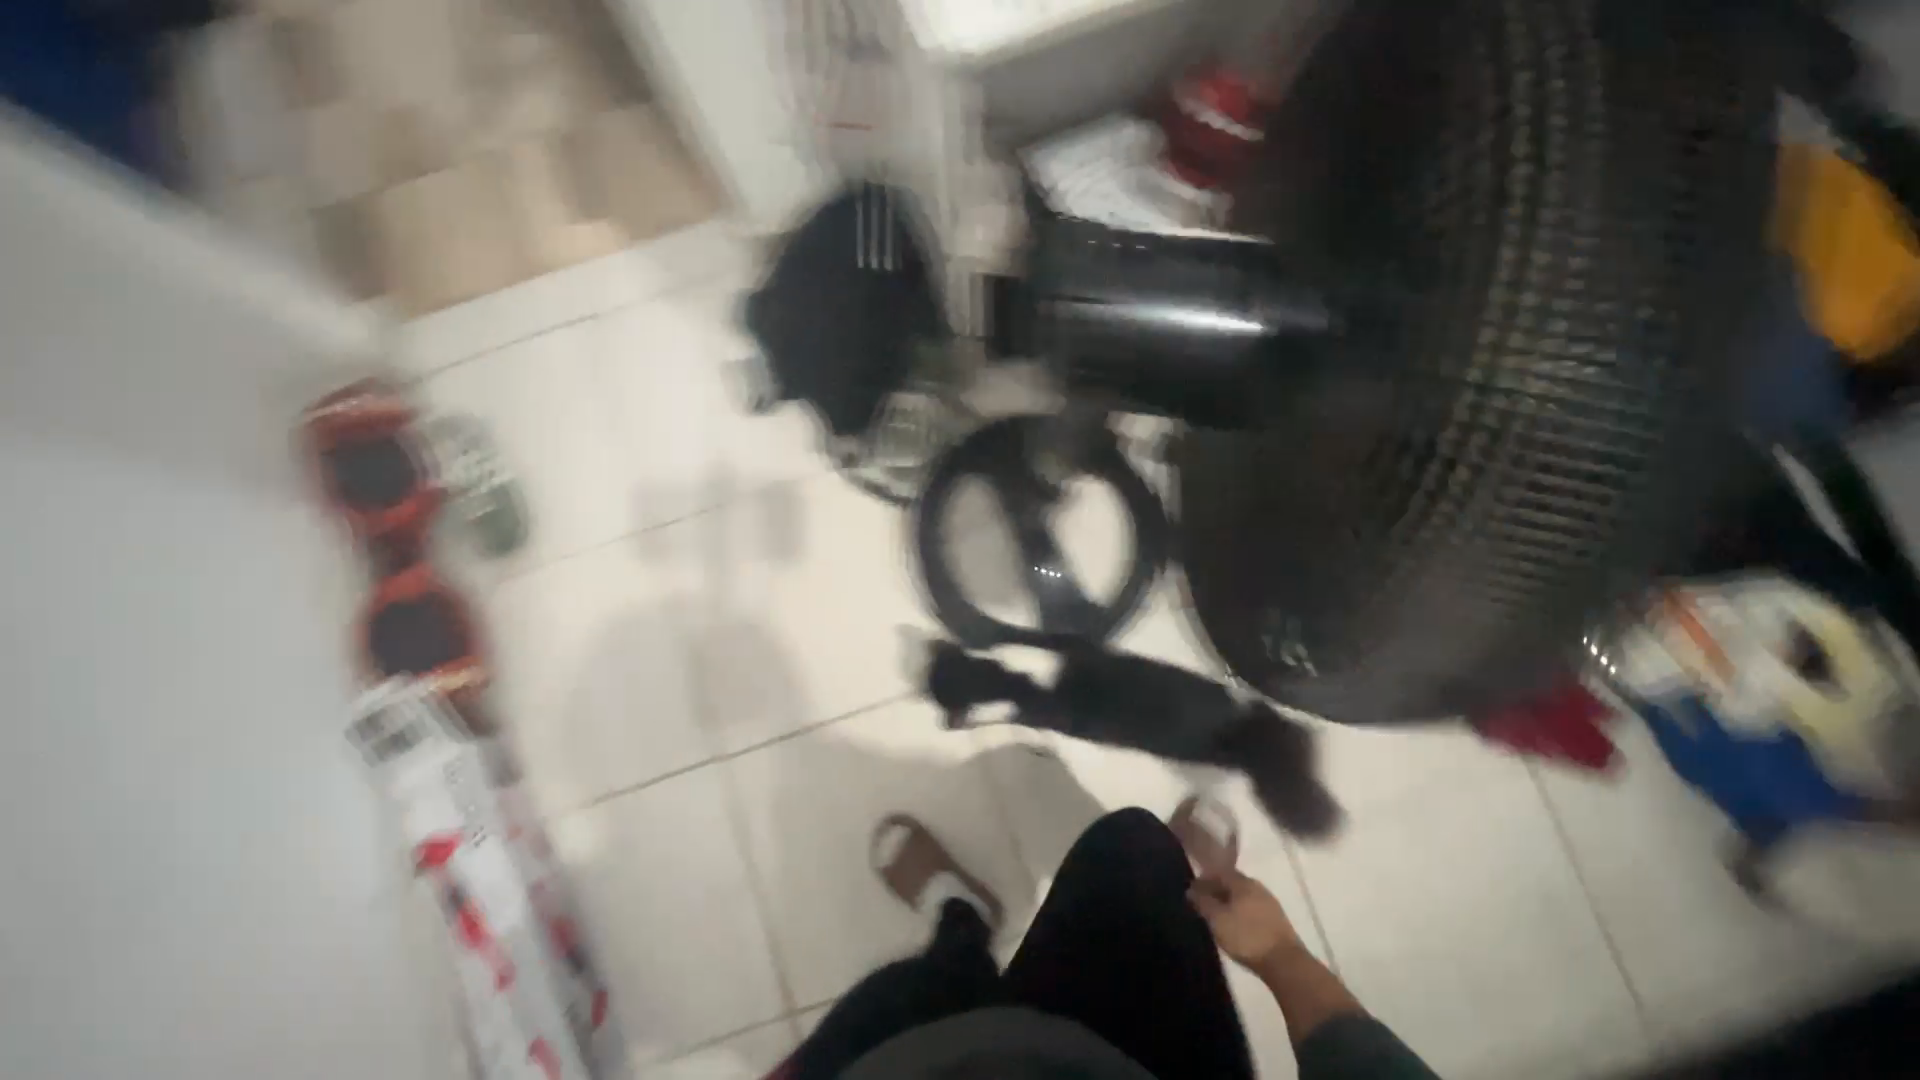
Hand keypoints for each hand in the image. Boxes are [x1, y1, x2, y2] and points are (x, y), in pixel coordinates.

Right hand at [1188, 868, 1304, 972]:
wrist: (1285, 963)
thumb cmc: (1246, 937)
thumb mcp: (1218, 920)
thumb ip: (1203, 903)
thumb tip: (1190, 890)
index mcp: (1243, 882)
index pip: (1219, 872)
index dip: (1204, 879)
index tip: (1191, 890)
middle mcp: (1257, 887)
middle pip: (1232, 883)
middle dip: (1216, 890)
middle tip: (1202, 903)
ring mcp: (1270, 904)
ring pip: (1243, 897)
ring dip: (1229, 902)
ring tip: (1217, 916)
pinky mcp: (1276, 920)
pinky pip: (1252, 909)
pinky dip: (1240, 912)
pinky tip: (1235, 925)